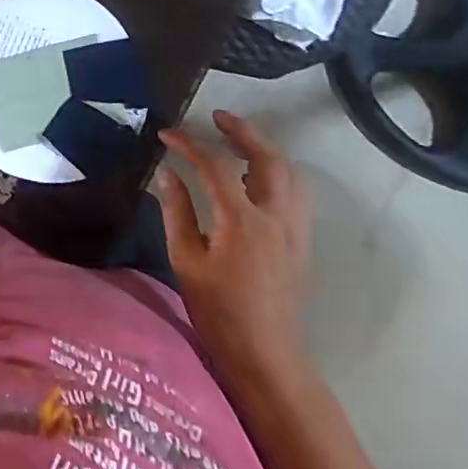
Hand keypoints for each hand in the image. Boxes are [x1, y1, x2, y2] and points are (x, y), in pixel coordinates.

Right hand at [154, 110, 313, 376]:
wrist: (264, 351)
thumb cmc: (215, 305)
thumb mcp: (184, 256)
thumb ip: (177, 210)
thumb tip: (168, 173)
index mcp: (244, 222)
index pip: (216, 168)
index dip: (190, 144)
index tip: (166, 134)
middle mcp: (278, 221)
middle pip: (271, 162)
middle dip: (245, 134)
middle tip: (217, 117)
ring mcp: (296, 233)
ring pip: (291, 177)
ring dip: (264, 152)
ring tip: (235, 140)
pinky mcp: (301, 244)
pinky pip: (294, 195)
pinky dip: (273, 174)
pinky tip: (249, 176)